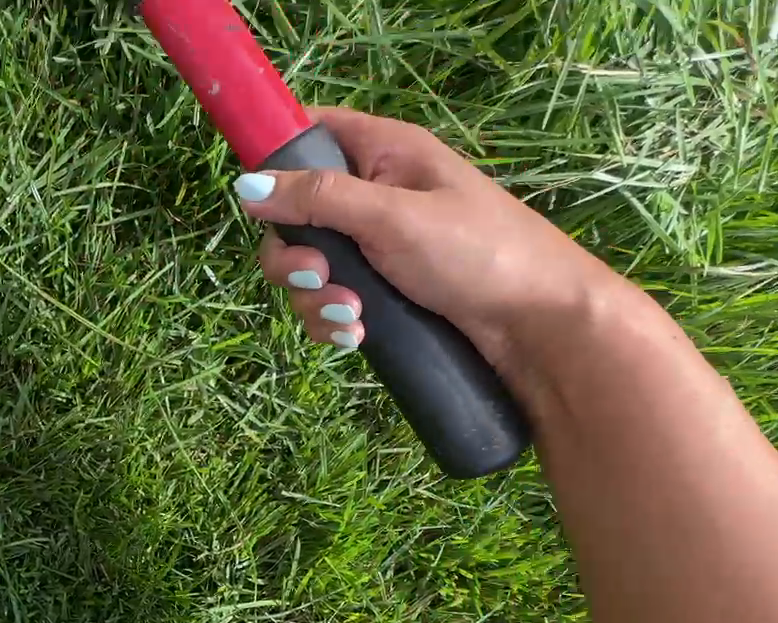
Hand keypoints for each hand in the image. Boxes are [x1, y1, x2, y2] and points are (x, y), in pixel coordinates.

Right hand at [235, 107, 638, 381]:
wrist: (531, 322)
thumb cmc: (477, 252)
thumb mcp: (392, 217)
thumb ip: (318, 199)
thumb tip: (246, 186)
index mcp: (381, 155)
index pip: (311, 134)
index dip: (276, 158)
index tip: (255, 197)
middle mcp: (368, 197)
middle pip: (291, 219)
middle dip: (292, 259)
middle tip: (316, 277)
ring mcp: (369, 246)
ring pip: (303, 270)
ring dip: (315, 300)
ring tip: (353, 316)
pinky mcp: (371, 289)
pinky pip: (323, 302)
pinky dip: (331, 321)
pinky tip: (356, 334)